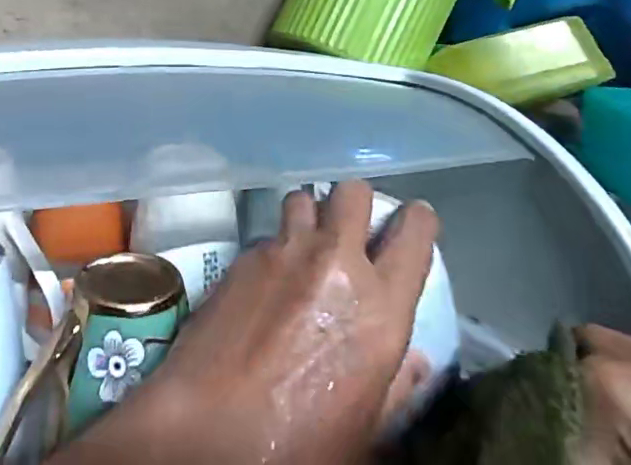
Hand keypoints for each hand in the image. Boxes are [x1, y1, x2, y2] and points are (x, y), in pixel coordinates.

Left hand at [50, 181, 439, 464]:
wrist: (213, 422)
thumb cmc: (304, 438)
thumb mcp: (368, 422)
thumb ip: (396, 382)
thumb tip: (415, 360)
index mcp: (379, 305)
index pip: (413, 235)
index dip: (418, 220)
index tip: (415, 217)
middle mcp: (333, 262)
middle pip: (352, 193)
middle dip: (355, 200)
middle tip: (352, 223)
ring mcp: (283, 250)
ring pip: (303, 199)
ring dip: (311, 212)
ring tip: (307, 238)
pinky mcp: (242, 253)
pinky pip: (269, 233)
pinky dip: (277, 244)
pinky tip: (269, 273)